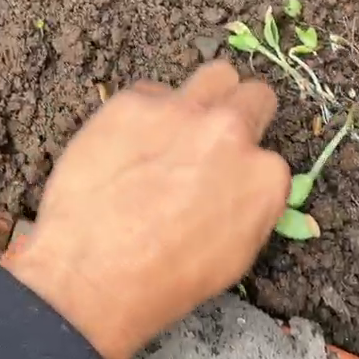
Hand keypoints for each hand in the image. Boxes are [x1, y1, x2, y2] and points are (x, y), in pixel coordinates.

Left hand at [2, 61, 290, 358]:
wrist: (89, 275)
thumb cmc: (162, 283)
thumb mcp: (232, 258)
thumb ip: (249, 205)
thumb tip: (240, 183)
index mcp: (264, 176)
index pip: (269, 153)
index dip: (245, 167)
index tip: (224, 180)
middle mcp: (230, 131)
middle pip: (253, 95)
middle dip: (239, 113)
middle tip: (211, 140)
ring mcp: (181, 110)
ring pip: (213, 76)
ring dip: (203, 98)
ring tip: (175, 128)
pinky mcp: (133, 101)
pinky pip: (152, 93)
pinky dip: (145, 114)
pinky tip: (125, 146)